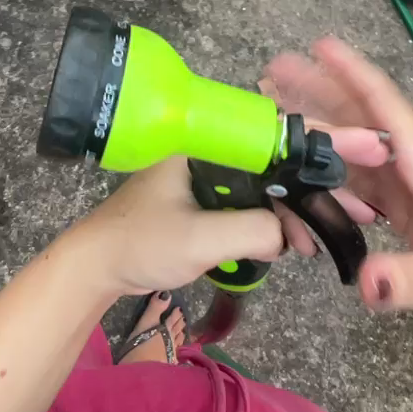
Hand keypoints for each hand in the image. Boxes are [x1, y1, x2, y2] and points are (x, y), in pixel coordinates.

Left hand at [62, 157, 283, 296]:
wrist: (99, 265)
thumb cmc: (144, 243)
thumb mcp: (201, 238)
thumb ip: (250, 230)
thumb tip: (284, 232)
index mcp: (195, 147)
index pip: (255, 147)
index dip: (289, 176)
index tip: (313, 209)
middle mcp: (196, 155)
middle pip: (255, 171)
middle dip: (283, 204)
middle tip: (303, 243)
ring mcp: (192, 178)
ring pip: (245, 190)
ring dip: (269, 218)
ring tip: (291, 248)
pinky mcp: (190, 200)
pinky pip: (231, 206)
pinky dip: (250, 225)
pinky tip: (264, 246)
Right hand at [260, 39, 412, 348]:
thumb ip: (410, 281)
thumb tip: (364, 282)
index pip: (387, 110)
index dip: (353, 74)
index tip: (320, 45)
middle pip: (360, 119)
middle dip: (319, 90)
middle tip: (274, 70)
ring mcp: (408, 192)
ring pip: (354, 148)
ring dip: (318, 125)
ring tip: (279, 107)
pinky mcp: (404, 214)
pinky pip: (356, 181)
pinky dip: (327, 168)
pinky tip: (305, 167)